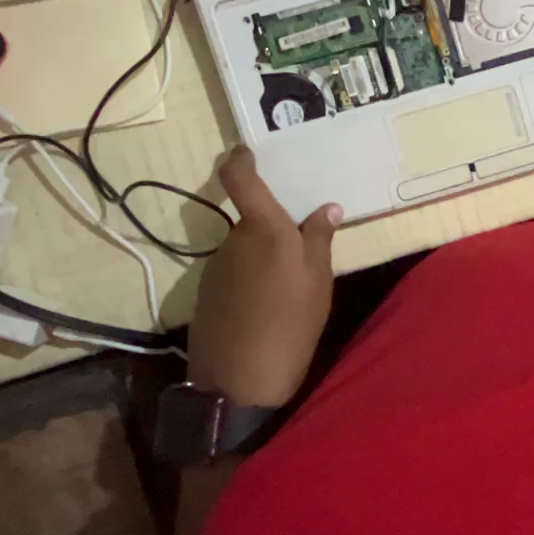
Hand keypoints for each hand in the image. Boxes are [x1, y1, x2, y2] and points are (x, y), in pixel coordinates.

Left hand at [188, 146, 342, 407]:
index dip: (241, 161)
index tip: (247, 152)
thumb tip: (327, 209)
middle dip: (272, 227)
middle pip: (250, 220)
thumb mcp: (318, 282)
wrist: (239, 382)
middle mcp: (233, 241)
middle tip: (301, 247)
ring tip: (288, 288)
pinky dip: (250, 281)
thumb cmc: (290, 324)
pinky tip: (267, 308)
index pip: (241, 180)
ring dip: (262, 258)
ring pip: (243, 249)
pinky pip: (233, 275)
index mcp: (264, 230)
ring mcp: (215, 269)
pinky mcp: (206, 295)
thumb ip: (320, 240)